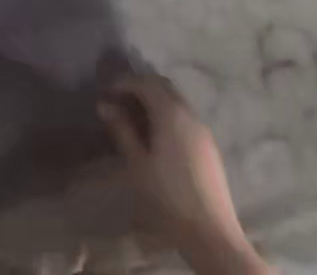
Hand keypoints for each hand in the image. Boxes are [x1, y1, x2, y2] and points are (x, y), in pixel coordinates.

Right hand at [97, 73, 267, 274]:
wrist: (211, 234)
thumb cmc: (168, 197)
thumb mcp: (137, 163)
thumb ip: (121, 129)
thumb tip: (105, 105)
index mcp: (171, 113)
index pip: (145, 83)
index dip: (123, 83)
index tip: (106, 94)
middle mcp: (189, 114)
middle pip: (162, 86)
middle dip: (139, 87)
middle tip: (118, 101)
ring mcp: (202, 129)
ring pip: (175, 100)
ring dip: (153, 100)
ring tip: (133, 118)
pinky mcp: (208, 145)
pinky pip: (184, 115)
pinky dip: (166, 113)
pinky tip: (155, 135)